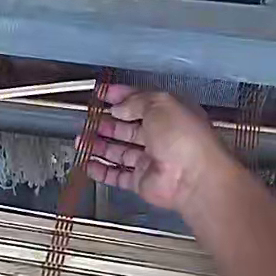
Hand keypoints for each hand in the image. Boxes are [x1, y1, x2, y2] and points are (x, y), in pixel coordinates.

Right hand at [81, 85, 239, 211]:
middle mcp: (162, 137)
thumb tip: (119, 107)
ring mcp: (152, 161)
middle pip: (129, 128)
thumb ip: (136, 102)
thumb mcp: (159, 104)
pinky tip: (88, 163)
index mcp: (170, 114)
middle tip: (89, 118)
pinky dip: (102, 170)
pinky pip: (118, 176)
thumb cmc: (184, 137)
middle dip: (108, 123)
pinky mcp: (142, 181)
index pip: (141, 102)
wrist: (194, 177)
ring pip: (120, 152)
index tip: (102, 93)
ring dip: (100, 145)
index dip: (121, 96)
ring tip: (81, 138)